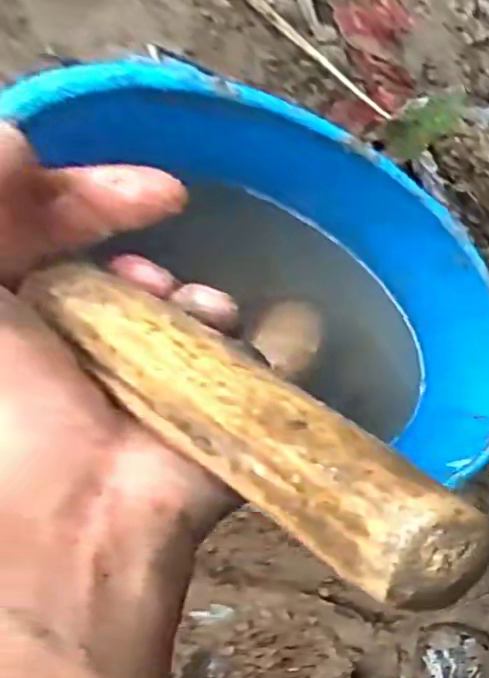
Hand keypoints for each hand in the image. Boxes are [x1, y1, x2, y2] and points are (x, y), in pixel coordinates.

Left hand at [0, 125, 286, 546]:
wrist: (74, 497)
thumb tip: (8, 135)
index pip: (15, 217)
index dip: (61, 185)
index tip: (111, 174)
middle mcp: (57, 322)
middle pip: (94, 246)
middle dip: (122, 218)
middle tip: (168, 201)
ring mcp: (139, 360)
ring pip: (168, 294)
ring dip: (176, 284)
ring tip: (179, 301)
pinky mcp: (208, 392)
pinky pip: (233, 345)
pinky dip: (232, 330)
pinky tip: (222, 331)